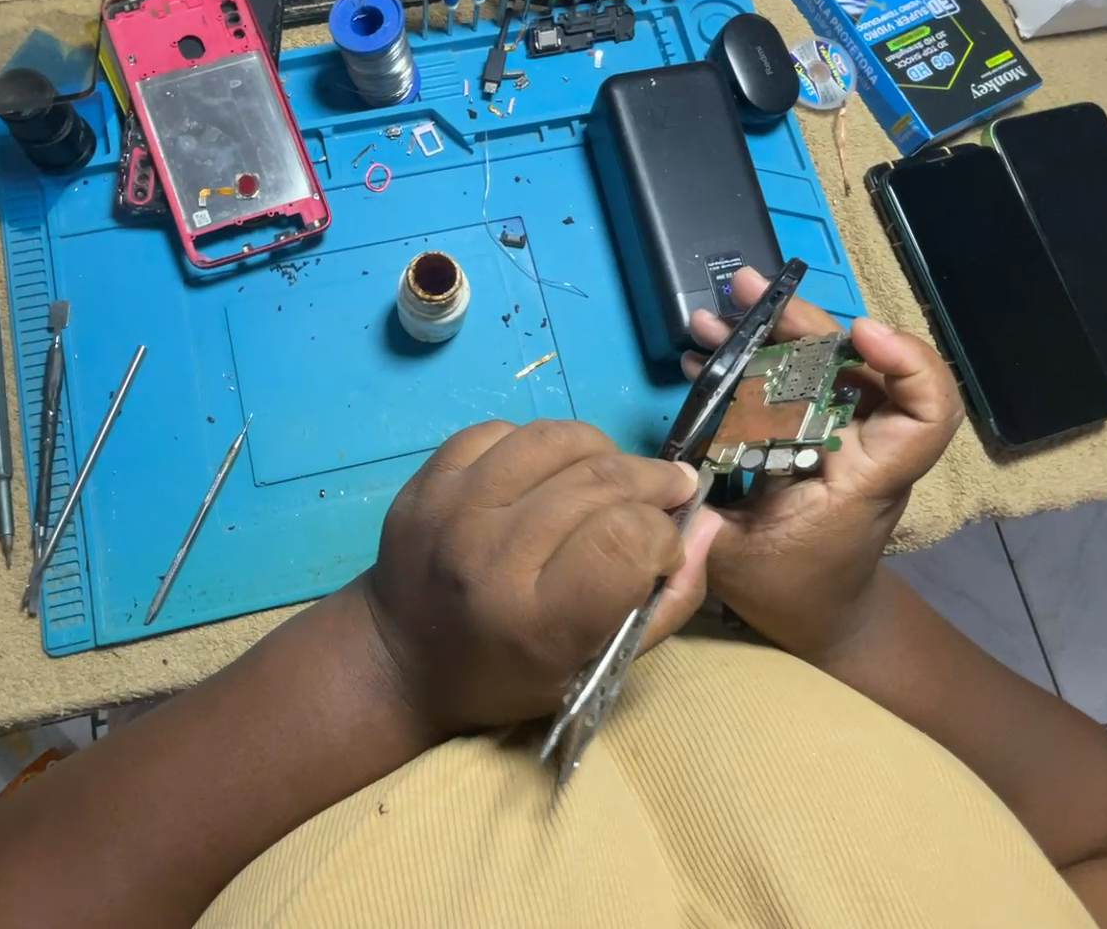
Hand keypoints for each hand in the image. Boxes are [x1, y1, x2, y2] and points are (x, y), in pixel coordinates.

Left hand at [363, 420, 722, 735]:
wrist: (399, 656)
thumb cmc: (504, 675)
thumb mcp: (593, 669)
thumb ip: (664, 604)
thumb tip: (706, 524)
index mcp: (535, 619)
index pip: (625, 538)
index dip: (662, 532)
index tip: (663, 543)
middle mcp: (488, 554)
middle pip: (598, 479)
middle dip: (650, 481)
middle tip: (666, 490)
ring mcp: (451, 507)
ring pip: (554, 438)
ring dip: (602, 449)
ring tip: (612, 474)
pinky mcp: (427, 480)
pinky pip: (501, 430)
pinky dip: (540, 443)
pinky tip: (547, 471)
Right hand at [683, 267, 962, 660]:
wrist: (820, 614)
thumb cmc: (788, 595)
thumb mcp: (734, 562)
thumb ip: (701, 518)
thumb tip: (660, 478)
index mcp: (859, 478)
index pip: (923, 417)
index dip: (907, 364)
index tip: (858, 333)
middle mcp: (855, 447)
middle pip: (850, 367)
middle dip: (800, 322)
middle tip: (744, 291)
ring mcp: (829, 439)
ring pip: (811, 370)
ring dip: (762, 337)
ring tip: (708, 318)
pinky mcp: (804, 439)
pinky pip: (783, 391)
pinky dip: (746, 369)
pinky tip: (701, 358)